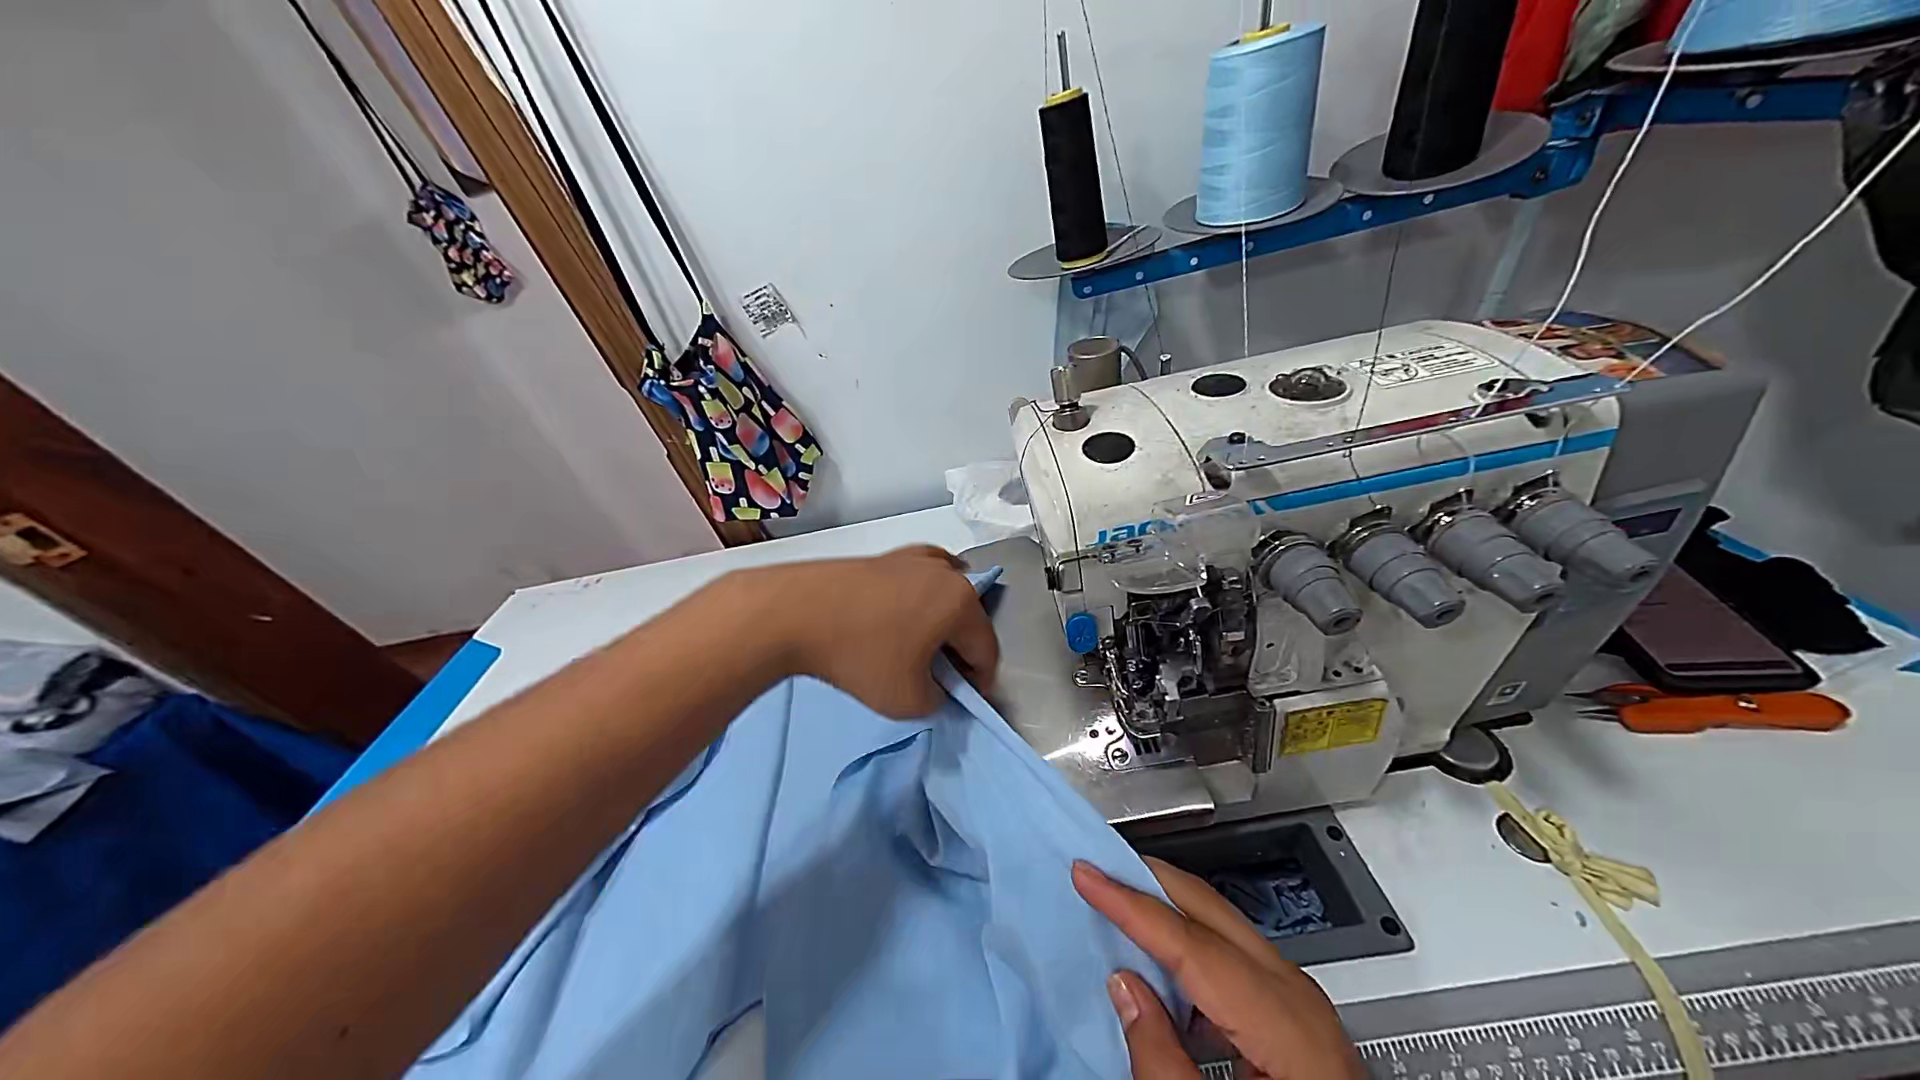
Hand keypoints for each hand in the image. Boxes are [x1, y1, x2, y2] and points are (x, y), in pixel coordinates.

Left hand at [718, 546, 999, 718]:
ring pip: (947, 597)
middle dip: (961, 652)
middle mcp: (947, 574)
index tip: (962, 702)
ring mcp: (915, 559)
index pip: (987, 651)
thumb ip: (937, 700)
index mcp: (962, 604)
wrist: (796, 612)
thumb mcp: (908, 700)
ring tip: (919, 649)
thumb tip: (936, 687)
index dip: (979, 684)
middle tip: (939, 680)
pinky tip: (908, 611)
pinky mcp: (888, 556)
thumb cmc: (860, 656)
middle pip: (969, 620)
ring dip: (942, 625)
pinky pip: (920, 580)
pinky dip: (922, 599)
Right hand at [1073, 858, 1365, 1079]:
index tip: (1087, 875)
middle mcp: (1299, 999)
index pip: (1195, 944)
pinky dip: (1183, 937)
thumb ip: (1164, 1065)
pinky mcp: (1289, 1008)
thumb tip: (1124, 989)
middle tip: (1095, 864)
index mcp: (1291, 1028)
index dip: (1132, 905)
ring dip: (1162, 904)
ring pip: (1218, 922)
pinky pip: (1227, 949)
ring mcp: (1299, 1000)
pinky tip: (1154, 951)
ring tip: (1112, 900)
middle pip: (1211, 910)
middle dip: (1147, 878)